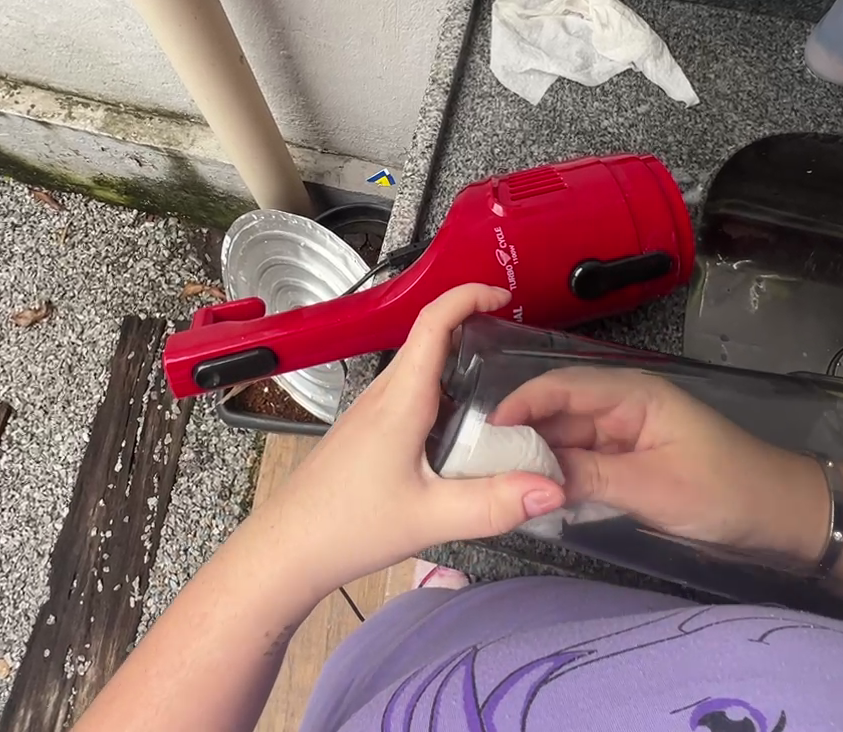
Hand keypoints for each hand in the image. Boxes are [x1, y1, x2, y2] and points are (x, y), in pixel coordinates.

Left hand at [236, 285, 567, 598]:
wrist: (288, 546)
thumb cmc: (348, 525)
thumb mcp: (430, 518)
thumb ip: (494, 504)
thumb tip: (553, 489)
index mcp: (401, 397)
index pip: (432, 322)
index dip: (467, 295)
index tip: (503, 294)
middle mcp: (385, 392)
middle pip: (429, 337)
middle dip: (472, 324)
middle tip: (517, 340)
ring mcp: (373, 409)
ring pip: (420, 366)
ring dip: (458, 359)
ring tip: (503, 381)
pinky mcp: (369, 429)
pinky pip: (411, 393)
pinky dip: (443, 391)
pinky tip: (464, 426)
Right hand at [491, 366, 829, 561]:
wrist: (783, 516)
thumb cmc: (724, 490)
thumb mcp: (653, 487)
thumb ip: (588, 476)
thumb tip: (530, 478)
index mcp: (630, 393)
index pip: (561, 387)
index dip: (521, 403)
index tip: (485, 429)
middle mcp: (621, 406)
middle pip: (558, 412)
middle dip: (521, 433)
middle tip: (481, 462)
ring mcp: (624, 434)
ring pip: (567, 438)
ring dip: (538, 457)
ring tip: (497, 478)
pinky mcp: (628, 460)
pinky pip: (582, 461)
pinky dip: (560, 474)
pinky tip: (535, 491)